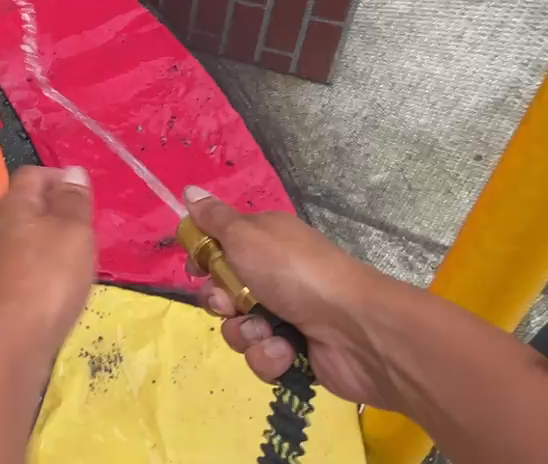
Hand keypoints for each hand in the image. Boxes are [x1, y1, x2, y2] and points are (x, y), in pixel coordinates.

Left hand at [0, 166, 97, 351]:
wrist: (9, 339)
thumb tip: (73, 170)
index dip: (60, 178)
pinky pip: (19, 263)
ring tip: (76, 258)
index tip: (87, 196)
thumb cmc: (48, 277)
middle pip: (25, 204)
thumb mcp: (73, 232)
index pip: (33, 174)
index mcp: (12, 203)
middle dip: (55, 210)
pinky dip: (39, 266)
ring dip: (47, 240)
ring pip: (22, 235)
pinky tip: (55, 286)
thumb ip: (74, 200)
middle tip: (86, 229)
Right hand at [184, 186, 412, 411]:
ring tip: (267, 331)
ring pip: (237, 327)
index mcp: (264, 243)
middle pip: (222, 291)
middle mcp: (273, 277)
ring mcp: (287, 317)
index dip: (204, 260)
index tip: (197, 268)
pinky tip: (286, 351)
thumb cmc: (295, 271)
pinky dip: (269, 355)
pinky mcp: (297, 355)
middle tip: (229, 302)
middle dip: (218, 300)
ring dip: (244, 331)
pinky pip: (261, 357)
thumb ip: (213, 218)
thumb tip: (189, 190)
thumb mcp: (246, 234)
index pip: (220, 248)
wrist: (359, 331)